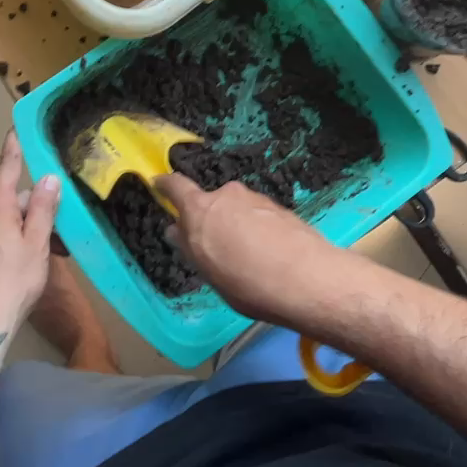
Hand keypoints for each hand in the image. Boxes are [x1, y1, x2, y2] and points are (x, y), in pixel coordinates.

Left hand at [0, 132, 60, 331]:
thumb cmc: (11, 280)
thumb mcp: (36, 243)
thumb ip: (43, 209)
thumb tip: (48, 178)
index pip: (7, 168)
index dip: (14, 148)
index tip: (15, 129)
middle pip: (12, 200)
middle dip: (37, 208)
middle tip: (63, 230)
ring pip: (7, 223)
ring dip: (30, 231)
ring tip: (54, 255)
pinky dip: (17, 244)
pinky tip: (31, 267)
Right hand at [154, 173, 350, 325]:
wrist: (308, 279)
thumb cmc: (247, 282)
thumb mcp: (208, 272)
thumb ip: (189, 246)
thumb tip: (175, 229)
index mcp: (201, 208)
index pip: (176, 186)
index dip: (165, 184)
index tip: (158, 183)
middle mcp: (227, 195)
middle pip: (211, 202)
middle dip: (210, 219)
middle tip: (216, 248)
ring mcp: (257, 199)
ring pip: (237, 210)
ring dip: (237, 226)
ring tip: (248, 259)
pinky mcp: (281, 209)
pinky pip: (259, 217)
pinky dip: (258, 231)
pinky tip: (270, 257)